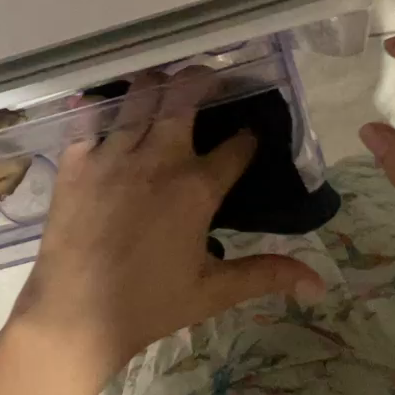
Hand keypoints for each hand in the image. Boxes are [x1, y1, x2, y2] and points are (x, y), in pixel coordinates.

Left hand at [12, 69, 323, 384]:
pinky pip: (86, 117)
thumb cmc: (147, 305)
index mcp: (196, 188)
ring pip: (139, 95)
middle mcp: (158, 158)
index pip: (236, 146)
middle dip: (204, 79)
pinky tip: (104, 103)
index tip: (251, 135)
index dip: (249, 137)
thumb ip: (265, 275)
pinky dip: (97, 105)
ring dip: (157, 82)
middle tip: (211, 79)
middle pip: (186, 96)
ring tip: (165, 82)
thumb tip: (318, 281)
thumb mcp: (212, 292)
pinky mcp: (75, 160)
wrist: (75, 315)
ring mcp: (113, 154)